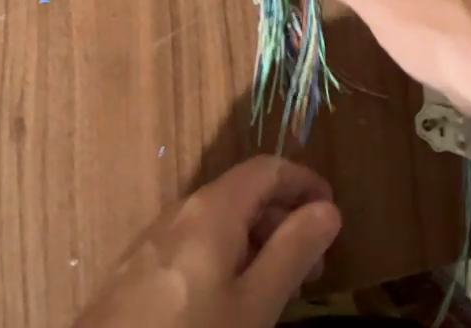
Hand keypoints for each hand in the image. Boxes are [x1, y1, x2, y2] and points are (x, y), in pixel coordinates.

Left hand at [73, 156, 340, 327]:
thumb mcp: (255, 304)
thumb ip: (293, 252)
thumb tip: (328, 209)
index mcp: (213, 207)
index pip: (268, 168)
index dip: (305, 182)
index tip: (333, 212)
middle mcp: (182, 209)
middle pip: (243, 193)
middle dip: (284, 218)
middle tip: (313, 263)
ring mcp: (154, 239)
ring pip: (218, 222)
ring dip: (256, 241)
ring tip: (277, 286)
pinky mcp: (137, 270)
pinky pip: (193, 245)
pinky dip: (225, 257)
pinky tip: (230, 300)